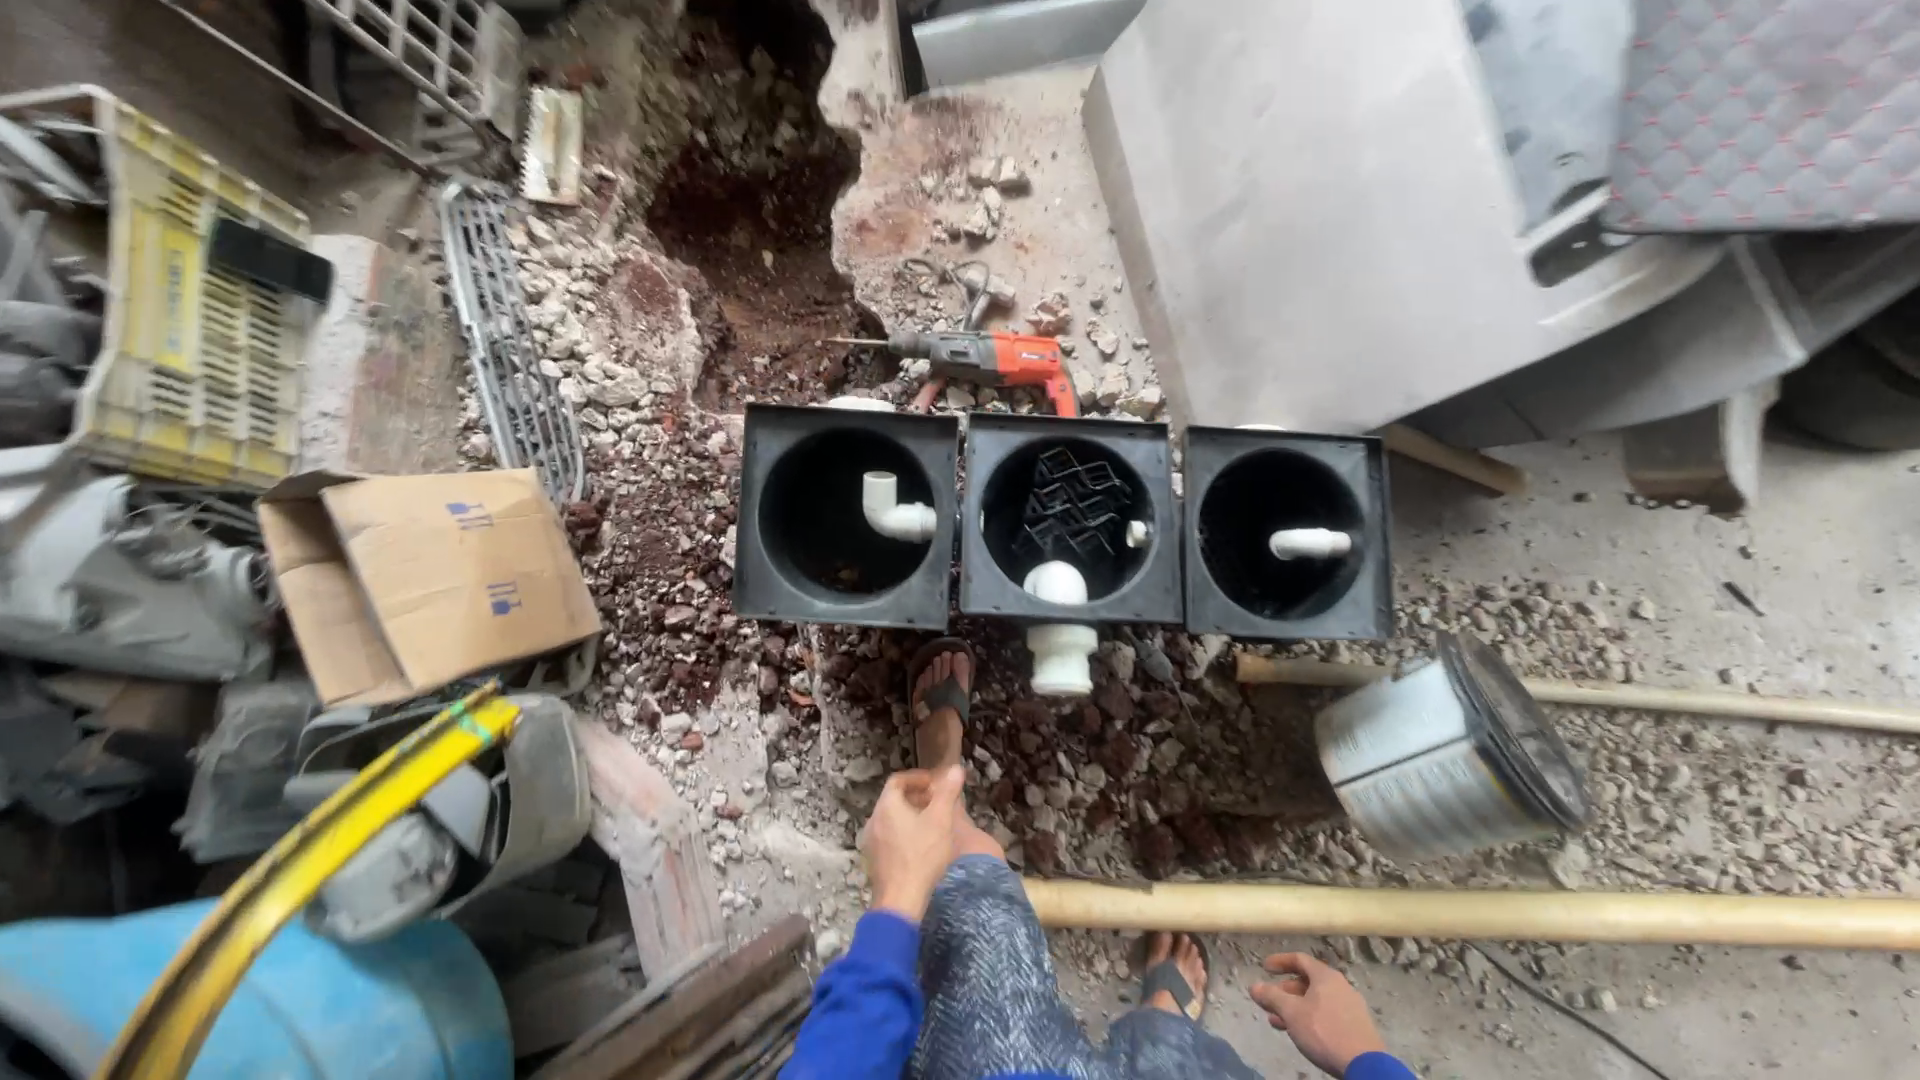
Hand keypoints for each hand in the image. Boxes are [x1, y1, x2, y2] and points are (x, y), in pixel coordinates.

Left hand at [858, 766, 964, 921]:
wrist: (900, 900)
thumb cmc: (922, 855)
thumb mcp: (941, 820)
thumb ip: (948, 792)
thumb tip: (956, 768)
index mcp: (887, 806)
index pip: (898, 780)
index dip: (918, 778)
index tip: (936, 784)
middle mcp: (873, 819)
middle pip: (894, 799)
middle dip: (917, 797)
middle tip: (938, 803)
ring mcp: (871, 841)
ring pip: (891, 818)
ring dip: (911, 815)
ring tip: (932, 824)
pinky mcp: (874, 860)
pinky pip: (888, 836)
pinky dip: (903, 832)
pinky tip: (920, 846)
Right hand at [1251, 952, 1387, 1077]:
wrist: (1365, 1066)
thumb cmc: (1324, 1031)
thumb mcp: (1291, 1012)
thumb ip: (1271, 997)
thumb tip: (1254, 986)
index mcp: (1326, 976)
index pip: (1299, 959)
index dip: (1280, 961)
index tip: (1264, 968)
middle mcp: (1341, 986)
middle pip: (1308, 981)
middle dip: (1285, 991)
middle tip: (1270, 1002)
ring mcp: (1352, 1007)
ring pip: (1317, 1001)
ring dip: (1296, 1008)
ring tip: (1279, 1022)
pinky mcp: (1358, 1027)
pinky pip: (1328, 1014)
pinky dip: (1311, 1018)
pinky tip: (1302, 1033)